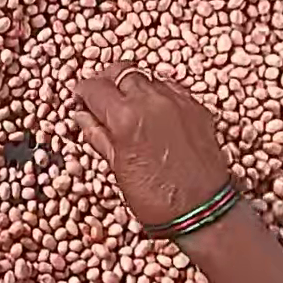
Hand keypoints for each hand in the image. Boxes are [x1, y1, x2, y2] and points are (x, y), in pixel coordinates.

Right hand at [73, 62, 230, 227]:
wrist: (202, 212)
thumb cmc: (156, 198)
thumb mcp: (116, 167)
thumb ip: (98, 134)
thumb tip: (83, 117)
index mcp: (125, 117)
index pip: (94, 88)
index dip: (82, 92)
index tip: (80, 99)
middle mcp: (151, 101)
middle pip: (120, 71)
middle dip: (106, 82)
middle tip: (100, 99)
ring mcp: (177, 102)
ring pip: (146, 77)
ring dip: (132, 86)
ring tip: (127, 107)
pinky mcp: (197, 108)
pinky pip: (171, 88)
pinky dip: (156, 94)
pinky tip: (152, 112)